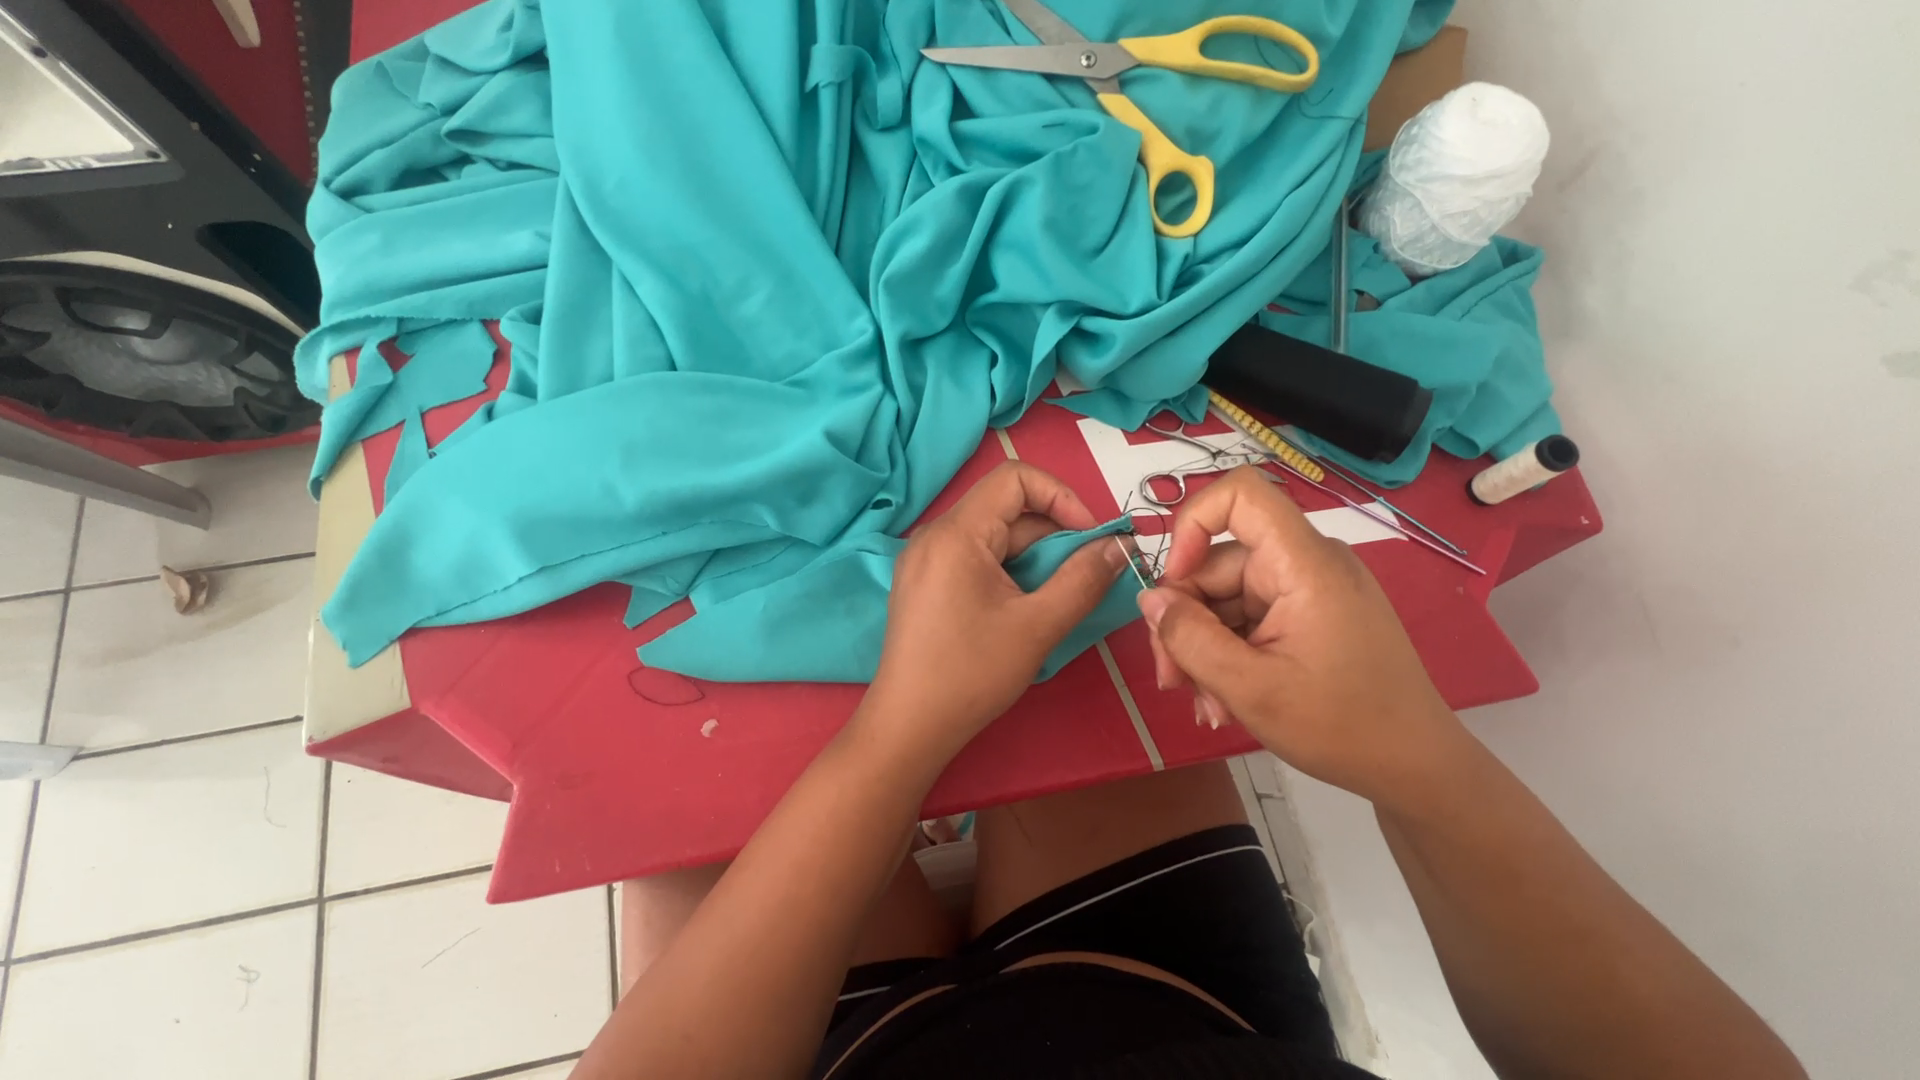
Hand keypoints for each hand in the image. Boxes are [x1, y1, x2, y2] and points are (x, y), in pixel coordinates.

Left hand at [861, 462, 1128, 765]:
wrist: (909, 726)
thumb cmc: (972, 674)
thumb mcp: (1038, 626)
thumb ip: (1084, 578)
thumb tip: (1120, 545)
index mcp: (956, 533)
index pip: (1015, 478)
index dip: (1062, 497)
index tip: (1091, 538)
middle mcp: (934, 534)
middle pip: (1005, 507)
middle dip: (1054, 531)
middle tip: (1086, 571)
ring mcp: (924, 559)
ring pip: (992, 534)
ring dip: (1034, 554)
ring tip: (1059, 593)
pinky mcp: (924, 583)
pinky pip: (974, 556)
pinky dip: (1009, 568)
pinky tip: (1025, 604)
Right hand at [1137, 467, 1466, 806]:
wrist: (1414, 766)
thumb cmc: (1340, 726)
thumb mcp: (1249, 688)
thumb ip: (1189, 639)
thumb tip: (1149, 599)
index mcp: (1304, 564)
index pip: (1240, 495)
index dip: (1192, 523)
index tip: (1174, 585)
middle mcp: (1307, 563)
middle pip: (1218, 563)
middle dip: (1186, 621)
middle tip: (1173, 682)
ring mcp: (1308, 589)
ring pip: (1227, 598)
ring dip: (1205, 648)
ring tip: (1207, 704)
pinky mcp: (1310, 613)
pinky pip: (1249, 617)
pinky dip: (1229, 653)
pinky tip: (1225, 699)